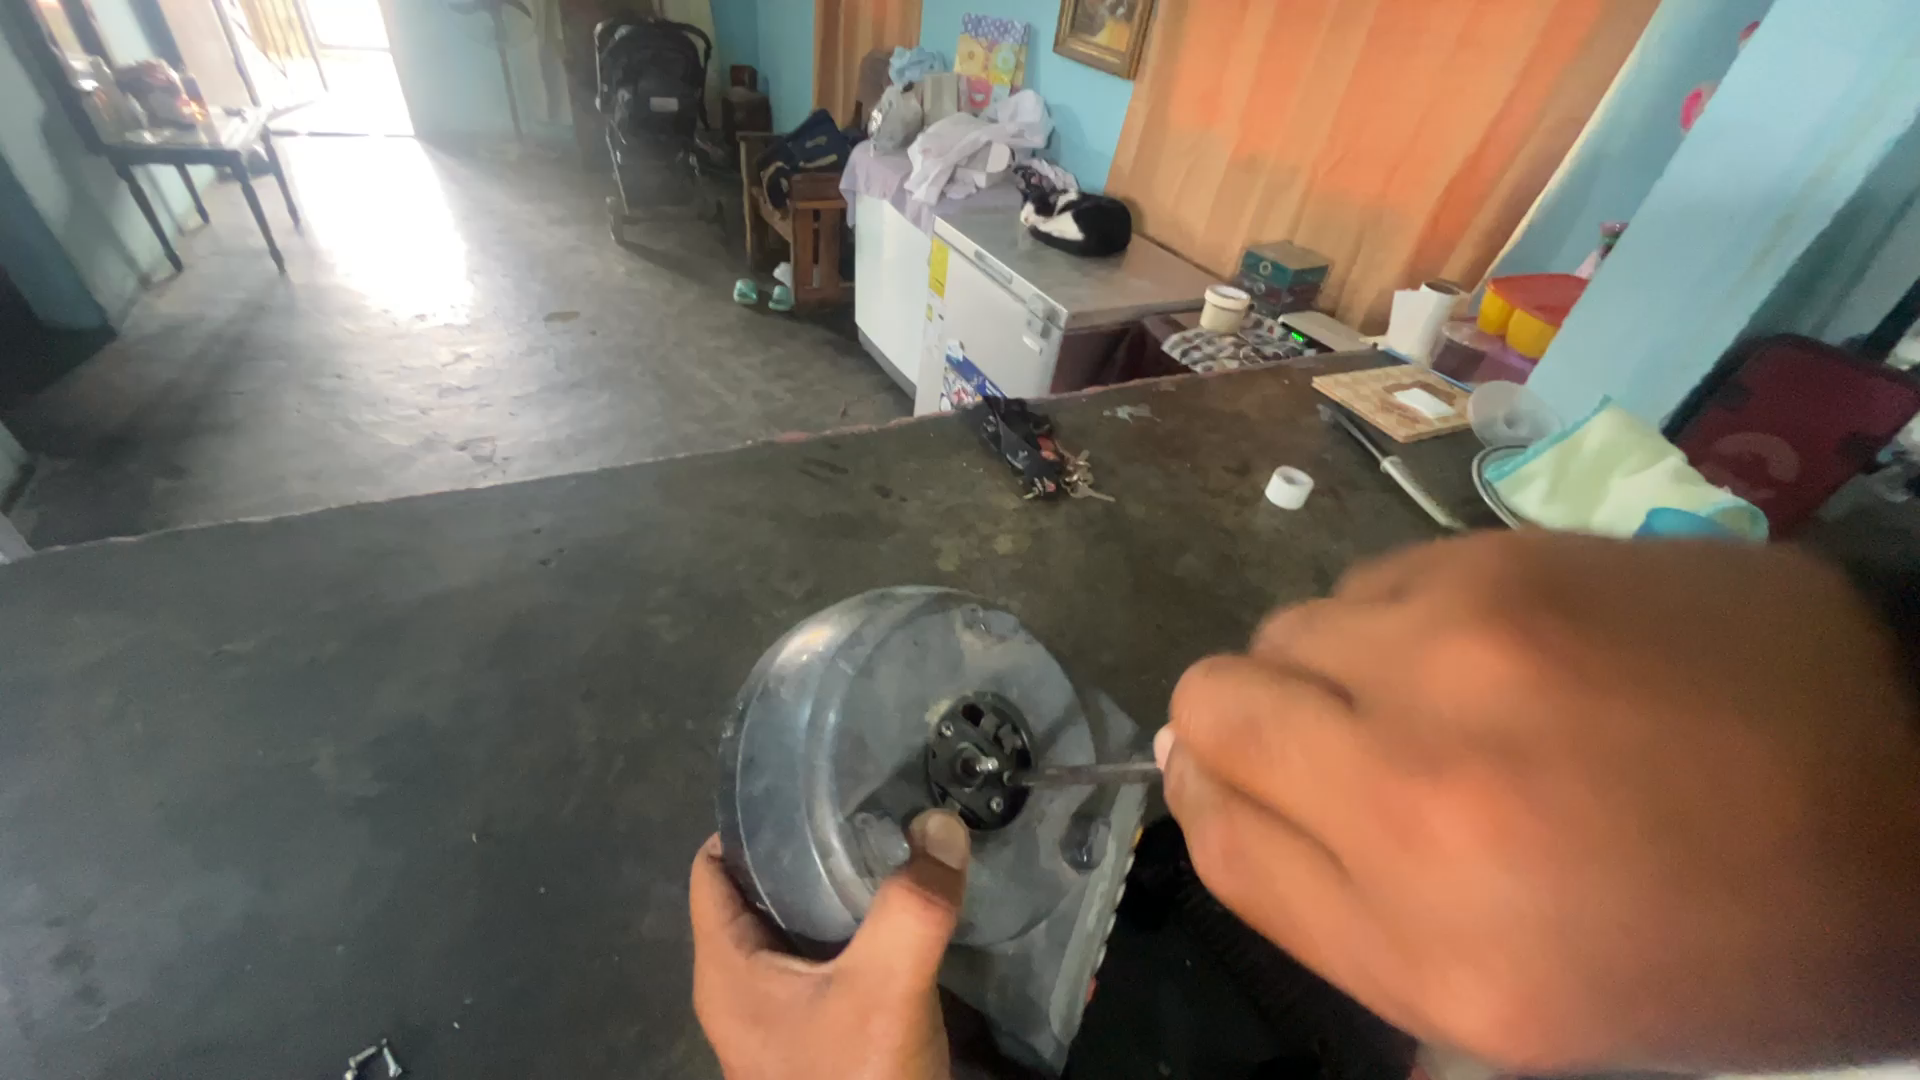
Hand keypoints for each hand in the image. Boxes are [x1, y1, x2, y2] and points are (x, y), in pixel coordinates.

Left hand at [691, 811, 971, 1079]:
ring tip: (884, 833)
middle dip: (803, 841)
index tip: (804, 782)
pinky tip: (897, 898)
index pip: (712, 866)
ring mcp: (783, 1009)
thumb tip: (941, 823)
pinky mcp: (822, 1023)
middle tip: (859, 798)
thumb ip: (912, 907)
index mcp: (726, 968)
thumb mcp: (883, 992)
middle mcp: (744, 984)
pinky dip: (856, 917)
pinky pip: (829, 949)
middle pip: (758, 885)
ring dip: (835, 880)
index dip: (747, 819)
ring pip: (798, 918)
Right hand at [1160, 532, 1919, 1072]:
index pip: (1210, 822)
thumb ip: (1295, 882)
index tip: (1240, 782)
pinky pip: (1364, 585)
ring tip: (1440, 705)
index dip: (1203, 793)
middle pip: (1212, 699)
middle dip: (1248, 720)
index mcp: (1422, 923)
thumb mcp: (1476, 986)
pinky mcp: (1498, 557)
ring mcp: (1459, 645)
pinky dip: (1393, 623)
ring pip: (1284, 630)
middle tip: (1348, 747)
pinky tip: (1488, 655)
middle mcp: (1416, 777)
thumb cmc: (1671, 933)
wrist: (1908, 799)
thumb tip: (1187, 758)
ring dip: (1329, 671)